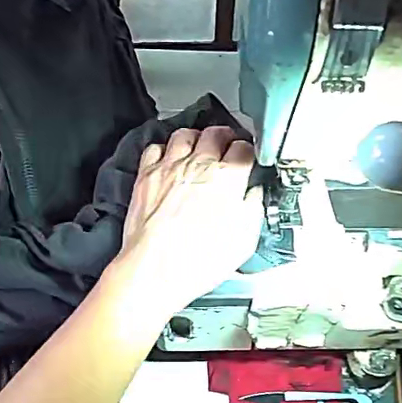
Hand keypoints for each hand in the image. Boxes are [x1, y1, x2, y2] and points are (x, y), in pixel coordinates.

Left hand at [112, 125, 263, 312]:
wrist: (155, 269)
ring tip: (198, 147)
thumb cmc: (196, 261)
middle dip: (225, 136)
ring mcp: (170, 168)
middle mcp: (199, 166)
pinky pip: (155, 148)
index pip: (244, 148)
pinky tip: (168, 160)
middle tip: (226, 145)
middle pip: (215, 133)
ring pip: (184, 134)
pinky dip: (164, 150)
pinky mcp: (146, 176)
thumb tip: (255, 195)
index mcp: (228, 179)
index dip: (248, 150)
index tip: (247, 156)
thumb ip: (253, 209)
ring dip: (195, 138)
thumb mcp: (244, 241)